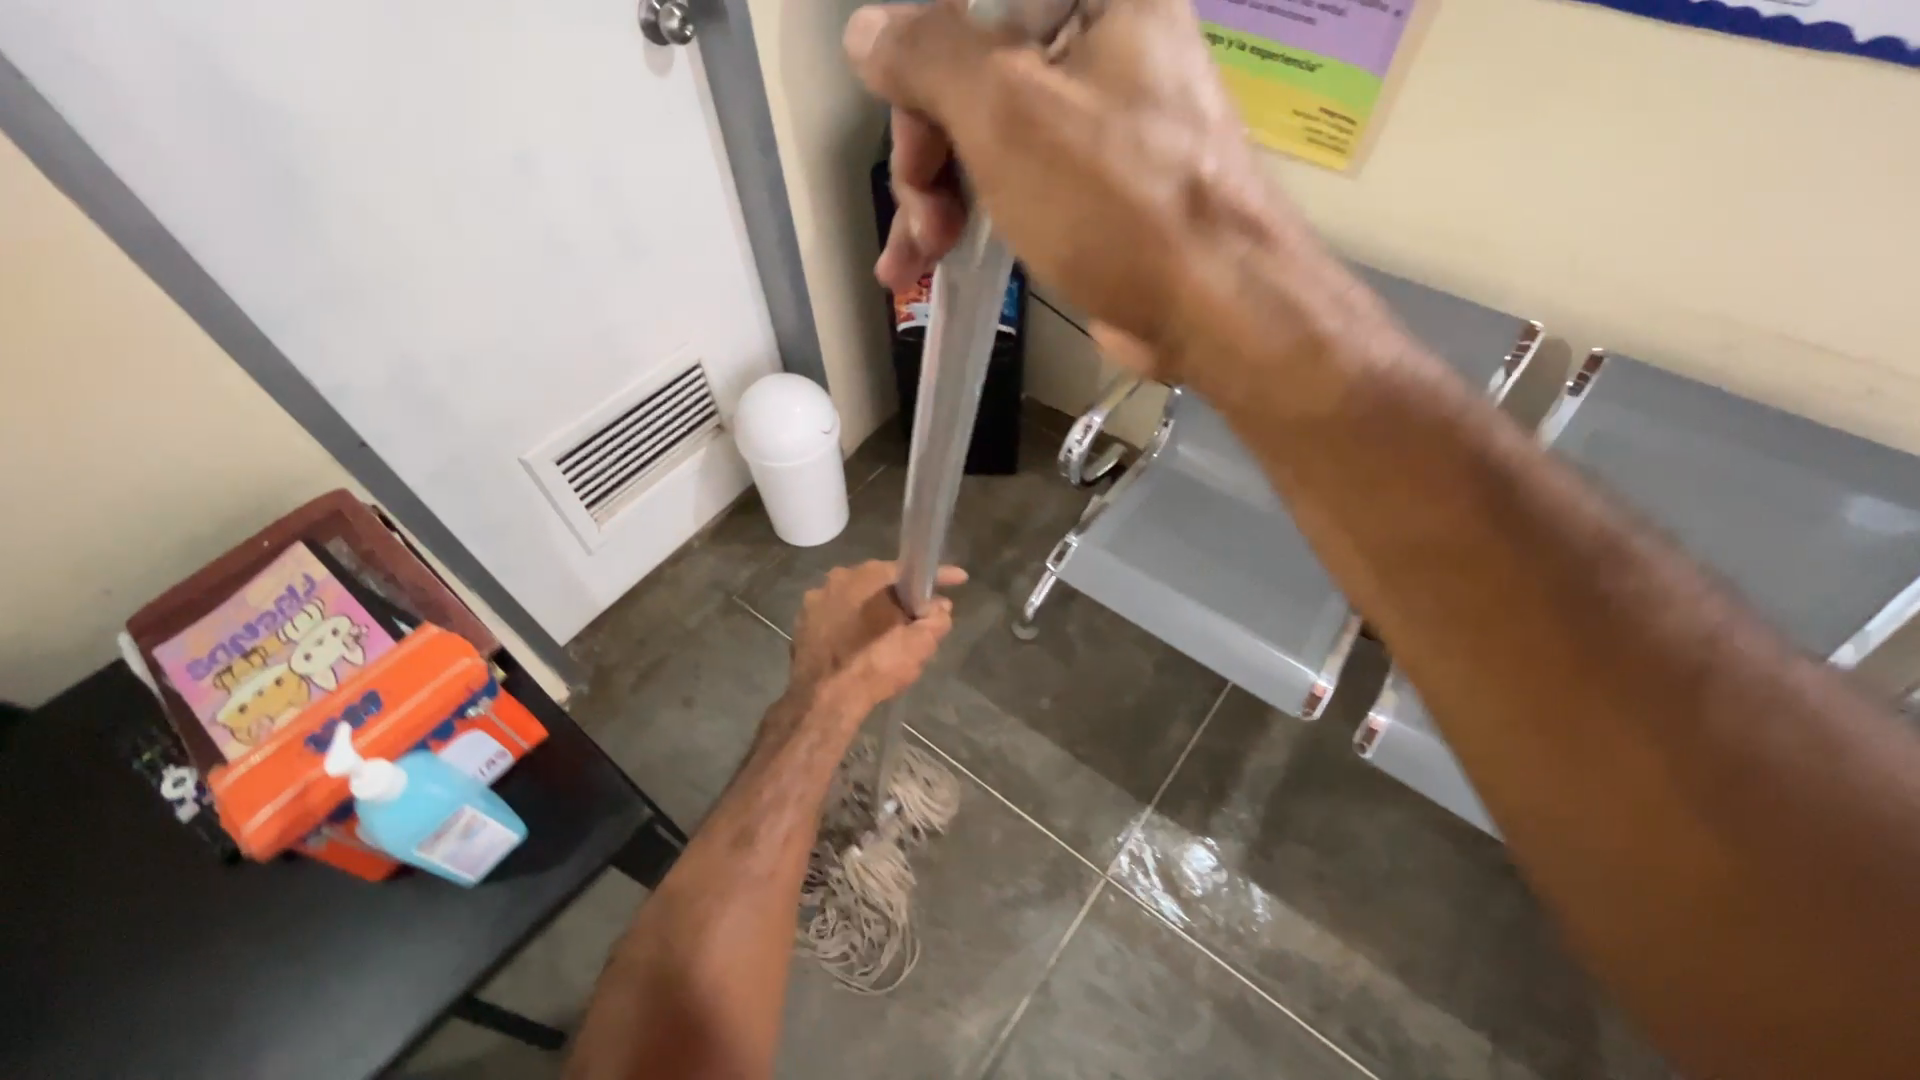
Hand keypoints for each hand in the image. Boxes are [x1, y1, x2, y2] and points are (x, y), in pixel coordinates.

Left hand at [788, 560, 967, 719]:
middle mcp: (840, 577)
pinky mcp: (802, 622)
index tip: (959, 580)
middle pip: (881, 583)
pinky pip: (835, 616)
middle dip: (901, 596)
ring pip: (855, 598)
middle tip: (920, 616)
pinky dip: (850, 624)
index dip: (939, 576)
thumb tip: (940, 606)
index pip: (911, 570)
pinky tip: (859, 643)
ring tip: (888, 633)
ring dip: (873, 610)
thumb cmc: (876, 665)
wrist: (824, 700)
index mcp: (870, 575)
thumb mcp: (920, 645)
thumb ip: (937, 619)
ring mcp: (816, 598)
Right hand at [845, 0, 1346, 385]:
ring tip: (916, 255)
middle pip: (973, 64)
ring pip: (986, 132)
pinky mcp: (1094, 186)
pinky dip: (968, 215)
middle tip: (917, 203)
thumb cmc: (1116, 199)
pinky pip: (1013, 179)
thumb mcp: (1005, 113)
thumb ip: (927, 54)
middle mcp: (1102, 42)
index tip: (897, 96)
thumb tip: (868, 31)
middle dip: (926, 141)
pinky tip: (924, 262)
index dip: (923, 45)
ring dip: (935, 192)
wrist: (1214, 310)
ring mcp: (1099, 120)